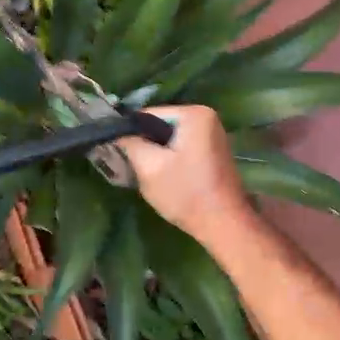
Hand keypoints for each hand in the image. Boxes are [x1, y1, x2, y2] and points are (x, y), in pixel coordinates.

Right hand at [115, 105, 259, 246]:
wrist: (224, 225)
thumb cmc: (185, 192)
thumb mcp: (148, 166)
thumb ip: (128, 142)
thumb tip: (114, 132)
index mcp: (193, 114)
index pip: (145, 115)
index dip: (129, 133)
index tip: (120, 153)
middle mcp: (206, 117)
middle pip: (158, 125)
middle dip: (144, 143)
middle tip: (134, 166)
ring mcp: (211, 134)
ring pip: (167, 138)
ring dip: (155, 153)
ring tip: (147, 172)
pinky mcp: (212, 150)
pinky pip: (179, 146)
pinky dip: (168, 158)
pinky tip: (164, 176)